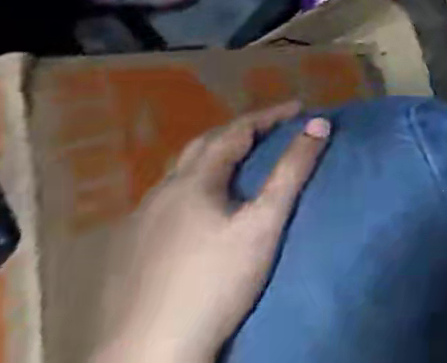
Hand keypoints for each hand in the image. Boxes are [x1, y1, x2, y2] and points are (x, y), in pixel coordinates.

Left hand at [91, 103, 329, 362]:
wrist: (149, 357)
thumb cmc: (214, 283)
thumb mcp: (265, 223)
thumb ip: (292, 170)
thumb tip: (319, 123)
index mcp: (191, 182)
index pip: (235, 131)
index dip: (269, 116)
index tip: (300, 108)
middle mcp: (159, 195)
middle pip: (202, 147)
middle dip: (239, 131)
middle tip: (273, 128)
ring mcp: (137, 226)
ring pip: (179, 175)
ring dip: (213, 158)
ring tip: (241, 162)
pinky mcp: (127, 255)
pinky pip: (165, 202)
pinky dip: (193, 187)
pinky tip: (200, 208)